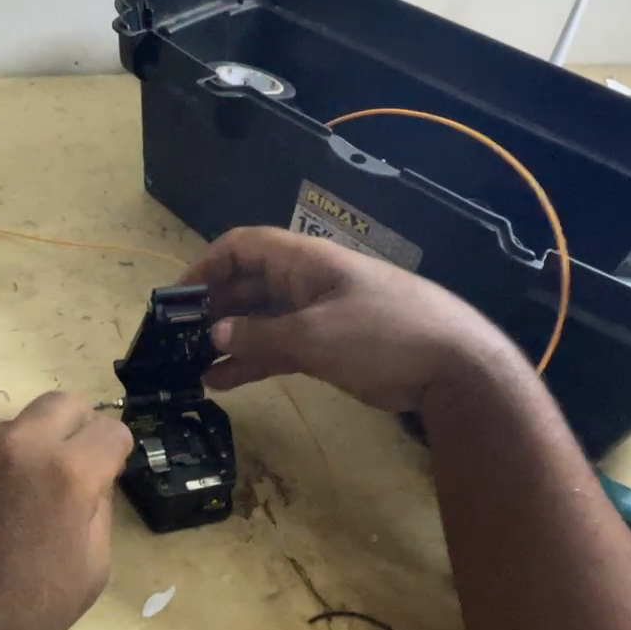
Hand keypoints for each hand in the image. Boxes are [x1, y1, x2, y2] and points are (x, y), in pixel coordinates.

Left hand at [0, 392, 132, 629]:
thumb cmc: (22, 612)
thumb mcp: (90, 571)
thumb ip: (99, 511)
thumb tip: (95, 481)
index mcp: (68, 472)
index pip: (111, 430)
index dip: (118, 451)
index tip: (111, 472)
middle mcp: (24, 445)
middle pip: (66, 403)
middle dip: (81, 427)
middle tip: (78, 466)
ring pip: (25, 421)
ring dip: (39, 443)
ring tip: (31, 490)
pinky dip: (5, 459)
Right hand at [179, 227, 518, 412]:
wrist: (453, 365)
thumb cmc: (384, 334)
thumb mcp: (316, 335)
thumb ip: (261, 335)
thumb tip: (214, 332)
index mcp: (303, 261)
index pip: (242, 248)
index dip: (206, 267)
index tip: (177, 297)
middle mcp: (305, 282)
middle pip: (246, 285)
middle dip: (211, 307)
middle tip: (177, 338)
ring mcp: (315, 315)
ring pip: (259, 320)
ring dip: (227, 338)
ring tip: (191, 364)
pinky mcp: (326, 345)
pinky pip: (277, 347)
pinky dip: (251, 360)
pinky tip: (220, 381)